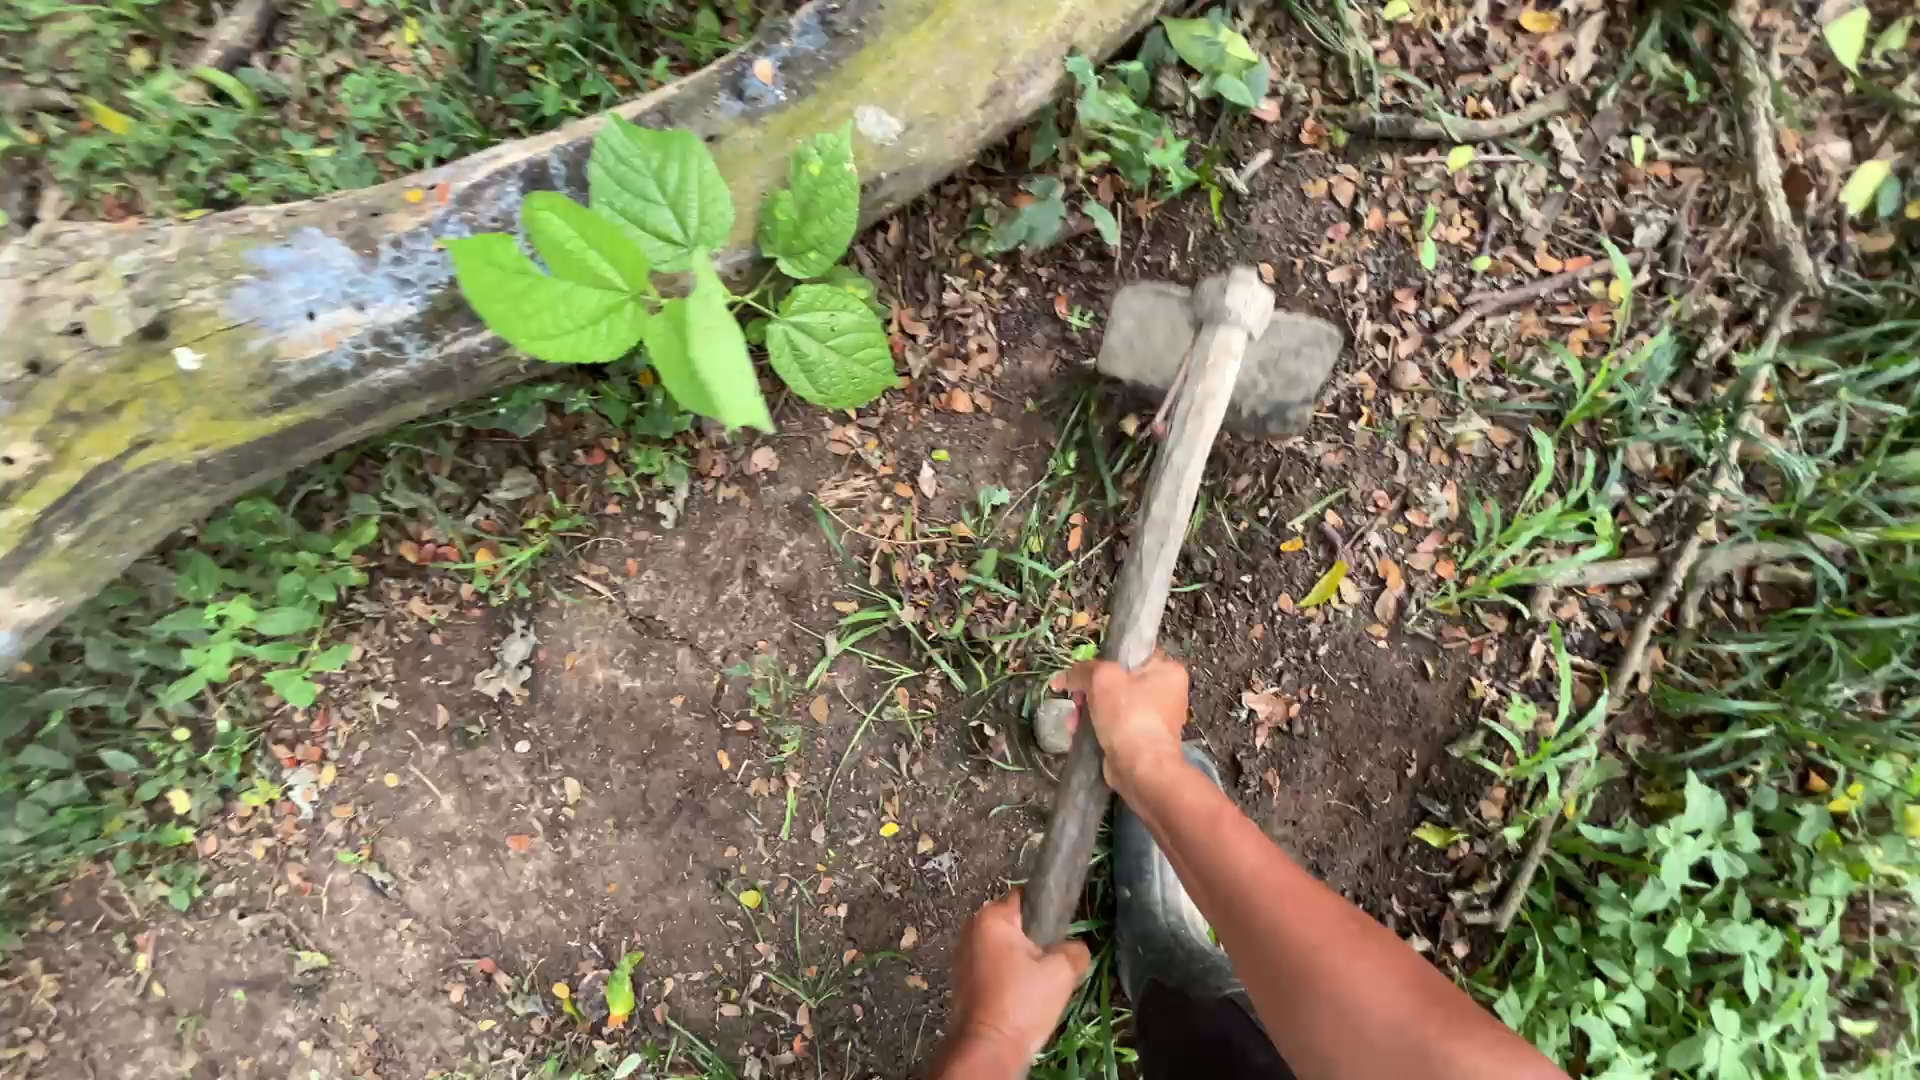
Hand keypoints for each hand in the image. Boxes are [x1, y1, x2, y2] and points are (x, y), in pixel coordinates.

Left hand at [935, 890, 1090, 1076]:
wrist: (989, 1049)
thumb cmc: (1022, 1003)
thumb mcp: (1061, 973)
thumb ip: (1075, 950)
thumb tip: (1076, 947)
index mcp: (992, 916)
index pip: (1025, 898)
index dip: (1046, 913)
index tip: (1060, 933)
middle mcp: (972, 927)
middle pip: (1013, 924)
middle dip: (1032, 939)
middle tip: (1050, 962)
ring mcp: (962, 953)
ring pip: (1001, 947)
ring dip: (1018, 959)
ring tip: (1035, 983)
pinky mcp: (960, 978)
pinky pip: (990, 966)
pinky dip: (1004, 975)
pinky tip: (1018, 996)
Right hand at [1052, 651, 1188, 798]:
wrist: (1141, 768)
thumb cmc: (1128, 714)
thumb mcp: (1101, 678)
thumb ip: (1082, 670)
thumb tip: (1063, 678)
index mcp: (1167, 670)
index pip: (1131, 654)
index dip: (1105, 660)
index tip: (1084, 672)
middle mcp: (1166, 693)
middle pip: (1118, 681)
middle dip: (1089, 691)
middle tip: (1075, 698)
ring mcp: (1155, 718)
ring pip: (1112, 704)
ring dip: (1088, 710)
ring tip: (1073, 721)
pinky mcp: (1141, 739)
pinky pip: (1114, 724)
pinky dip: (1096, 726)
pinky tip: (1078, 732)